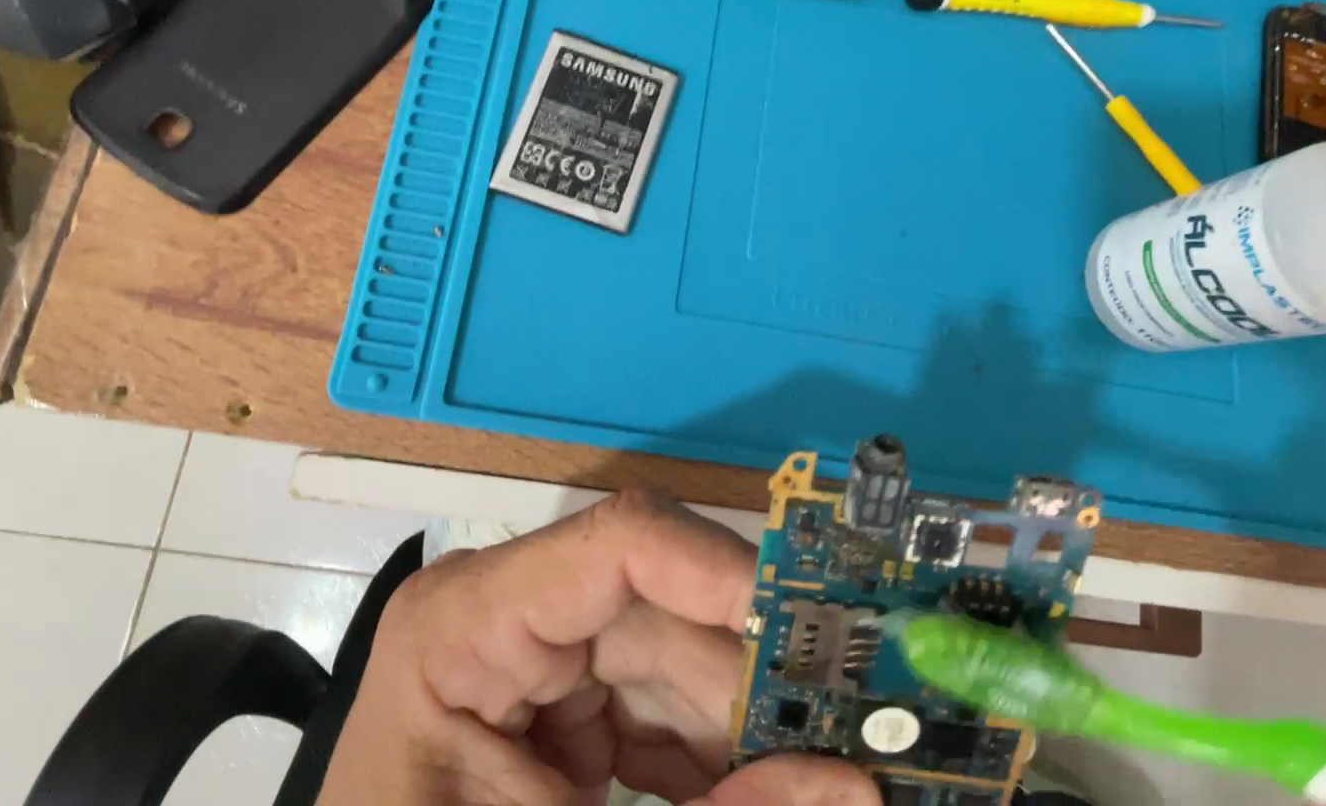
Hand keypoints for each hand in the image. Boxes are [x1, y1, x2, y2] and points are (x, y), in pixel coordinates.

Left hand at [317, 490, 878, 804]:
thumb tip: (854, 784)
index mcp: (471, 623)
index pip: (622, 545)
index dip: (729, 575)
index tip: (823, 637)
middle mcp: (513, 614)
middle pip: (670, 615)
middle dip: (758, 681)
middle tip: (851, 734)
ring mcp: (541, 658)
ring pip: (681, 663)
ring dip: (748, 727)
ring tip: (817, 769)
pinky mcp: (564, 703)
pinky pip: (662, 709)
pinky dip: (713, 757)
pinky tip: (757, 791)